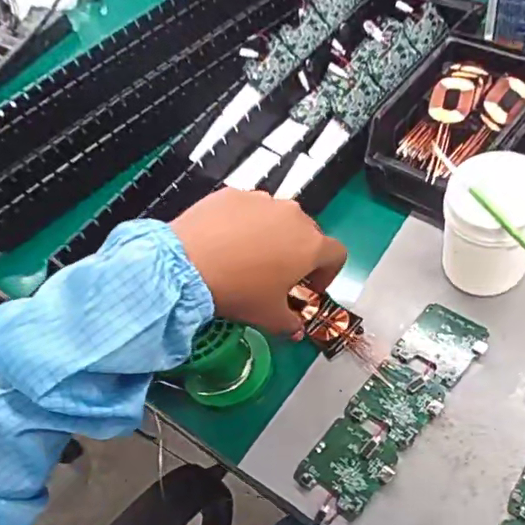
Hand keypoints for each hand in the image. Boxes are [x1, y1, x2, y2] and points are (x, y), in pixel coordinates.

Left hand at [171, 188, 347, 336]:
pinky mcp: (233, 193)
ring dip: (271, 236)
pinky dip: (243, 224)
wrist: (188, 265)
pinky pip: (247, 210)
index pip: (336, 255)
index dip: (327, 274)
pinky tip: (225, 243)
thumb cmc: (238, 291)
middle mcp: (293, 216)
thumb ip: (290, 324)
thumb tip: (295, 330)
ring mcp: (262, 200)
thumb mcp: (268, 317)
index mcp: (311, 245)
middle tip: (278, 277)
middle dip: (299, 255)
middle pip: (307, 234)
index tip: (310, 288)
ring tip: (248, 259)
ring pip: (277, 218)